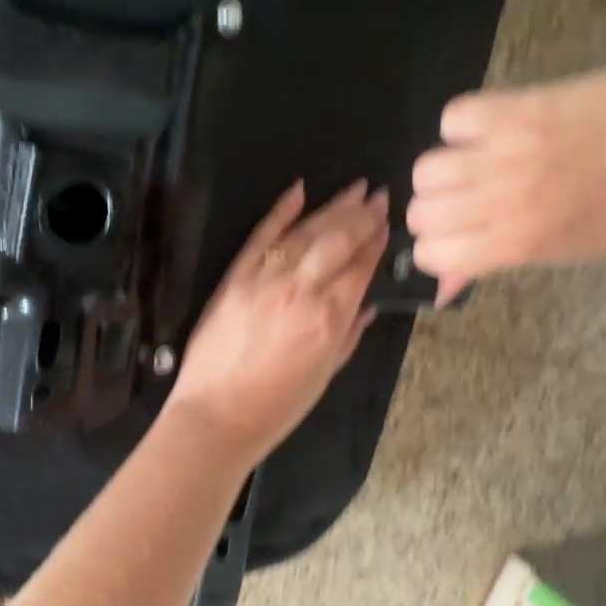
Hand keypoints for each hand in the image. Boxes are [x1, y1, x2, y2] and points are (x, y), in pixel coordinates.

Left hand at [166, 180, 389, 458]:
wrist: (216, 416)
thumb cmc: (276, 407)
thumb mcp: (324, 374)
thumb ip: (348, 335)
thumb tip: (367, 307)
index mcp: (330, 317)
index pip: (361, 266)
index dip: (377, 240)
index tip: (388, 220)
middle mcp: (302, 291)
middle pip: (338, 240)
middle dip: (362, 214)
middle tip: (378, 195)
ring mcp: (264, 281)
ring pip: (304, 233)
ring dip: (332, 208)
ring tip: (353, 189)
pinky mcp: (233, 280)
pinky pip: (259, 238)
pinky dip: (279, 212)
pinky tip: (297, 191)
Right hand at [405, 67, 605, 303]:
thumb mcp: (562, 249)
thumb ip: (495, 263)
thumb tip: (442, 290)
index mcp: (516, 243)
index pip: (431, 253)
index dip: (436, 245)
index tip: (456, 234)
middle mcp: (504, 201)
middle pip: (421, 211)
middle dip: (436, 208)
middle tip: (466, 197)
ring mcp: (510, 153)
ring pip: (427, 168)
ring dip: (445, 167)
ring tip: (475, 161)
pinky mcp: (520, 109)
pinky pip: (454, 117)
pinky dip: (464, 124)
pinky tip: (491, 129)